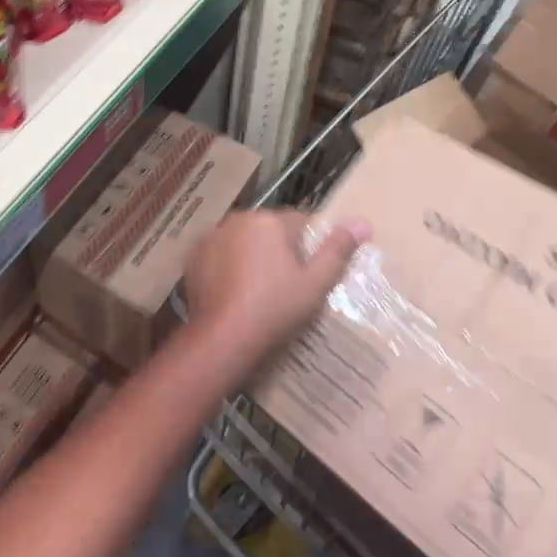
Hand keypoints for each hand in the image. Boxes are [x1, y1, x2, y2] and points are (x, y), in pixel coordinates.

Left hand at [183, 209, 370, 361]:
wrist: (224, 337)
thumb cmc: (275, 309)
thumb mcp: (315, 284)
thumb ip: (337, 250)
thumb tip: (363, 222)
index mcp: (269, 221)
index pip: (300, 222)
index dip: (309, 245)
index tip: (311, 271)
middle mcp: (238, 219)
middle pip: (268, 229)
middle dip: (279, 249)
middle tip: (286, 284)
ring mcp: (212, 236)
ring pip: (242, 240)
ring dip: (251, 254)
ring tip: (258, 290)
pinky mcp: (194, 255)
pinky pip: (219, 254)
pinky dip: (227, 265)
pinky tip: (234, 291)